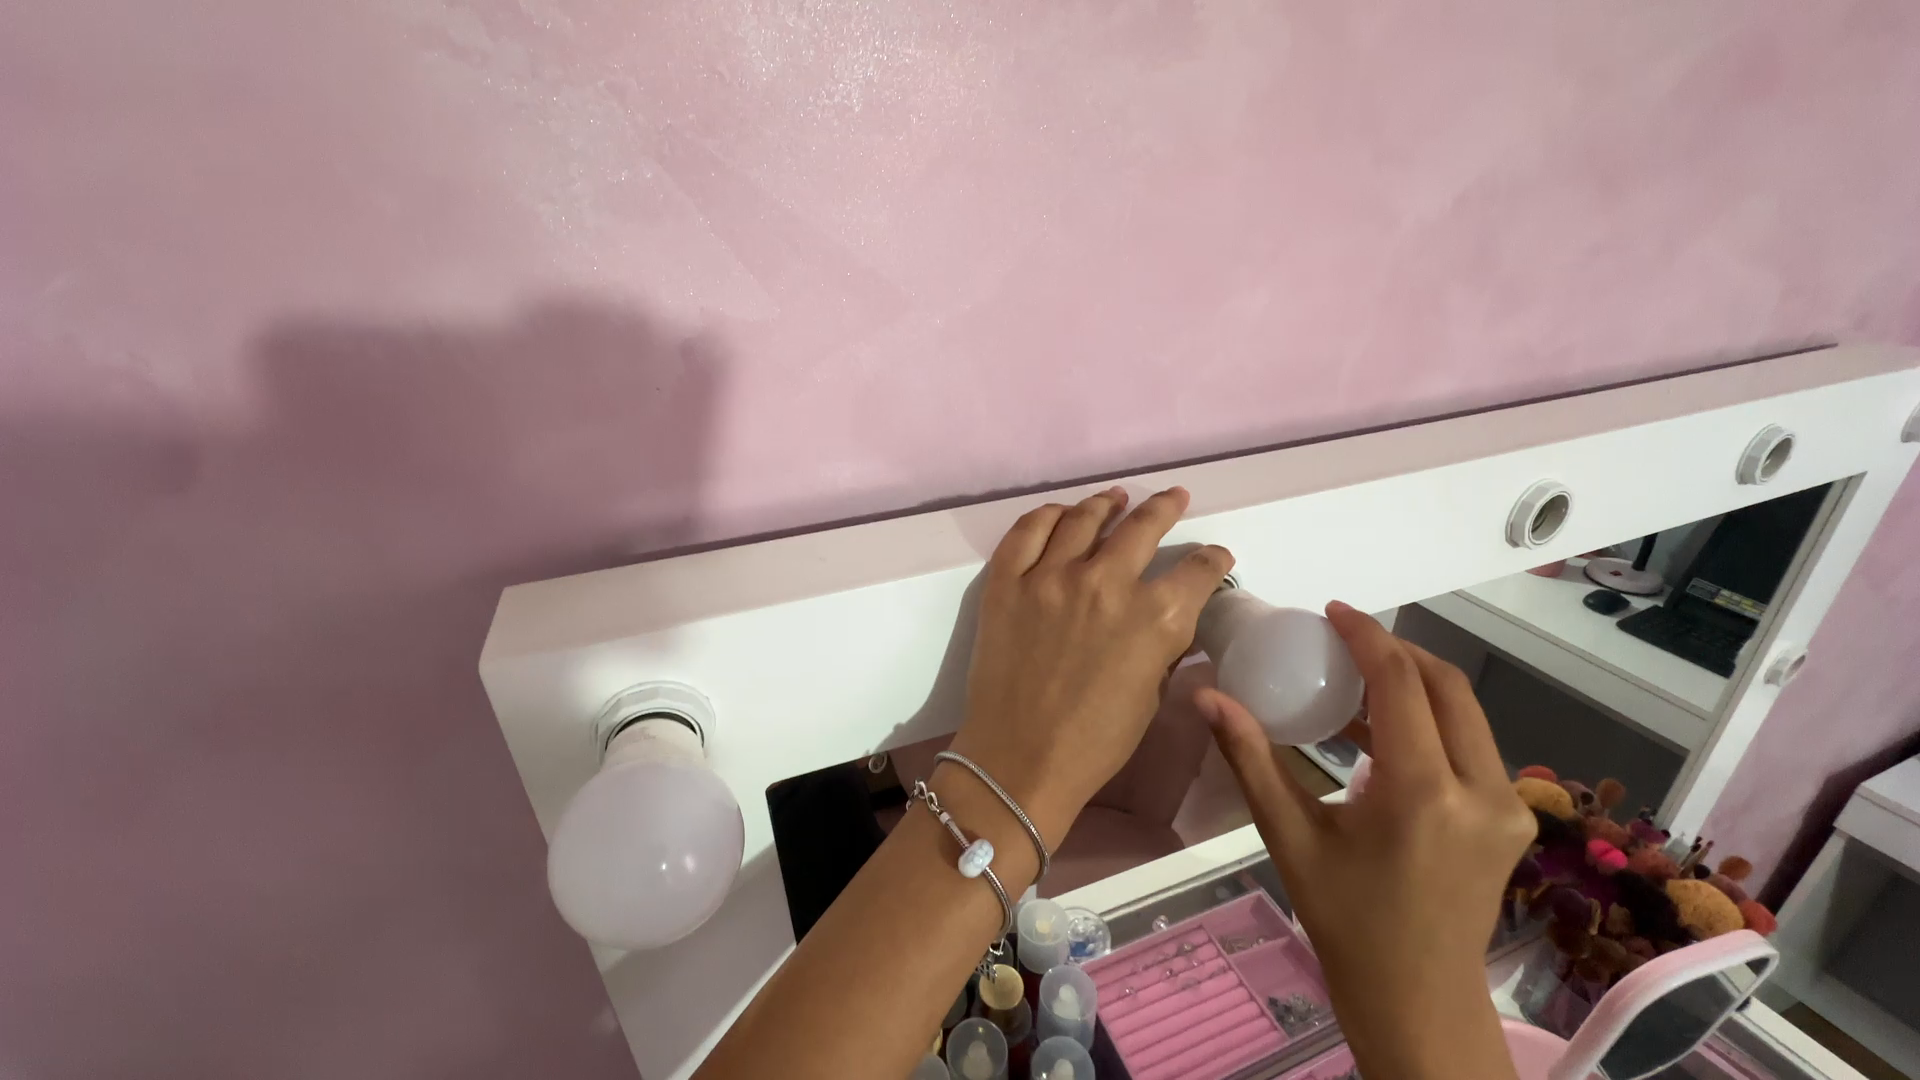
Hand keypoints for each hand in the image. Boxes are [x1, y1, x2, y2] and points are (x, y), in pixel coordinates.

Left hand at [946, 487, 1233, 843]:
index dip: (1212, 561)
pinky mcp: (1007, 581)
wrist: (1020, 758)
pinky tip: (1060, 514)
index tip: (1214, 556)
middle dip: (1166, 508)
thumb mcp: (1152, 694)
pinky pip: (1028, 531)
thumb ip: (1164, 645)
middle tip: (1174, 498)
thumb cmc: (1096, 741)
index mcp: (1155, 618)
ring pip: (1084, 518)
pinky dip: (1048, 516)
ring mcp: (1051, 577)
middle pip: (1143, 526)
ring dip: (1106, 503)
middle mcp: (1107, 583)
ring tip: (1115, 497)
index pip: (1197, 571)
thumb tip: (1172, 619)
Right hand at [1196, 600, 1532, 1079]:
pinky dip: (1429, 719)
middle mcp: (1480, 791)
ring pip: (1467, 713)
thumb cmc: (1344, 919)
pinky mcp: (1508, 819)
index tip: (1332, 612)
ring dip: (1415, 683)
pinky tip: (1379, 728)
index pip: (1401, 684)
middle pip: (1447, 687)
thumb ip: (1250, 758)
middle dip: (1396, 651)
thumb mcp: (1289, 836)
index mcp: (1422, 793)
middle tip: (1344, 638)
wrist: (1417, 998)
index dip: (1368, 637)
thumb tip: (1206, 696)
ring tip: (1356, 675)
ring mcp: (1505, 807)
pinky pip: (1471, 745)